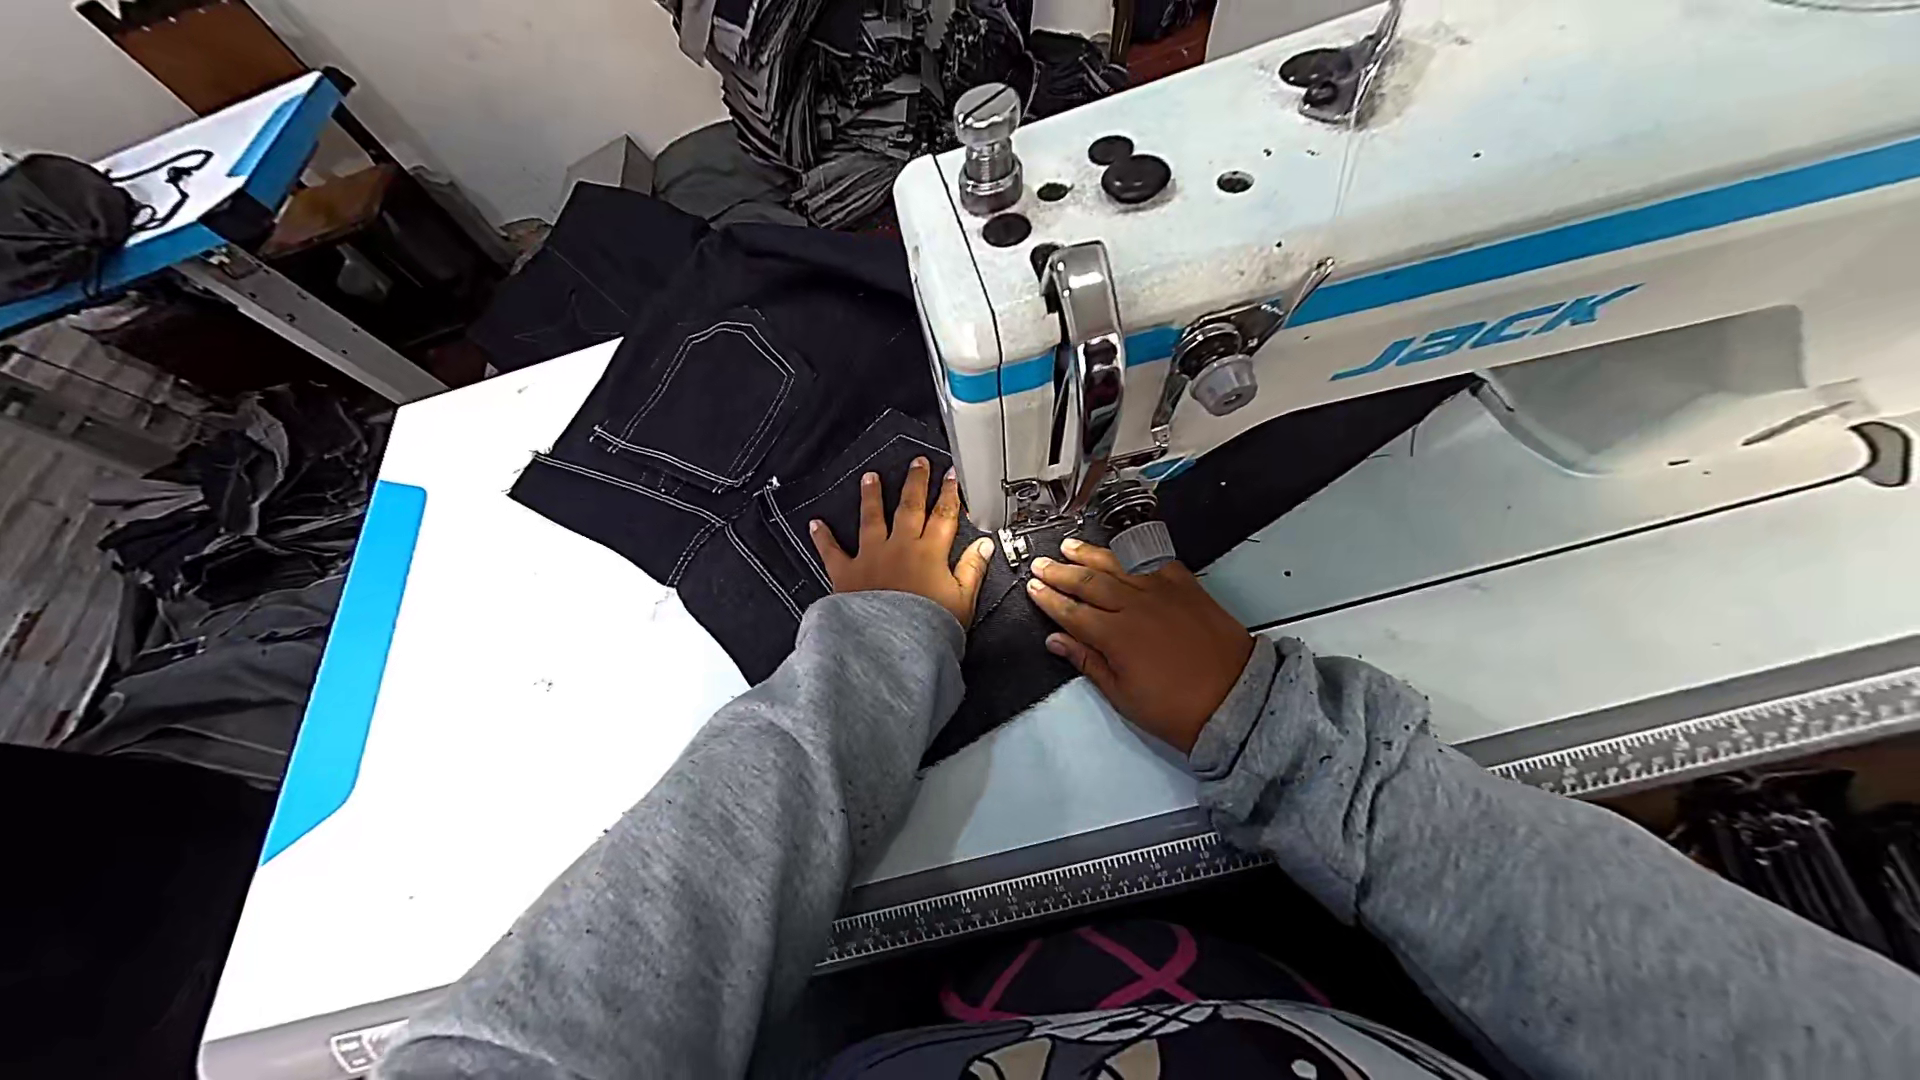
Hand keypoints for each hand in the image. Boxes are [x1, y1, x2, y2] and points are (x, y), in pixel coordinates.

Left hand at [810, 457, 995, 628]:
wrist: (890, 647)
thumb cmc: (928, 628)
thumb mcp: (962, 601)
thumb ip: (972, 569)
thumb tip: (984, 546)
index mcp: (930, 553)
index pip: (944, 515)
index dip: (950, 494)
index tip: (951, 477)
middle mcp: (900, 547)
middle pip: (910, 507)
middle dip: (916, 482)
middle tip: (918, 463)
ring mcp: (871, 557)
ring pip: (872, 518)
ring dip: (872, 496)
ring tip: (871, 477)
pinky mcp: (846, 573)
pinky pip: (832, 551)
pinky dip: (823, 537)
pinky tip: (816, 523)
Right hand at [1027, 540, 1253, 752]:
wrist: (1236, 701)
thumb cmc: (1181, 708)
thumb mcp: (1123, 695)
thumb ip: (1087, 661)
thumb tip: (1057, 642)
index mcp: (1116, 635)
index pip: (1071, 610)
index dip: (1048, 599)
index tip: (1034, 588)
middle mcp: (1136, 606)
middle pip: (1088, 581)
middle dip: (1060, 571)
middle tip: (1042, 564)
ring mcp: (1162, 592)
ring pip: (1117, 565)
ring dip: (1090, 554)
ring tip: (1070, 547)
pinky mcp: (1186, 587)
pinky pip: (1154, 561)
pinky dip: (1135, 554)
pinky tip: (1122, 549)